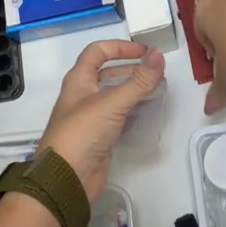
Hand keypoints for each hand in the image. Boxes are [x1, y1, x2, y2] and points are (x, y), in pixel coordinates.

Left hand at [39, 40, 165, 199]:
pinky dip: (134, 111)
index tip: (145, 52)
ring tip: (157, 90)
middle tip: (156, 73)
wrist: (66, 179)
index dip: (120, 47)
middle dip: (131, 69)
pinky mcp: (99, 136)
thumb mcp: (112, 102)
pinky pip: (119, 116)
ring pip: (115, 95)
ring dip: (134, 90)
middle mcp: (83, 95)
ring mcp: (91, 117)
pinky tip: (149, 113)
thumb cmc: (82, 133)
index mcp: (78, 80)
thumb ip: (138, 80)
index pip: (98, 51)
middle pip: (108, 73)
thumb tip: (159, 55)